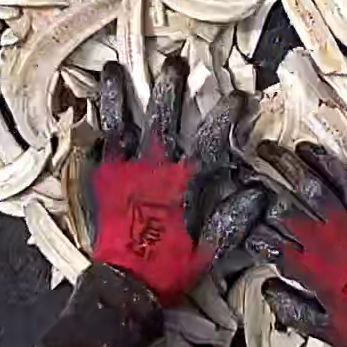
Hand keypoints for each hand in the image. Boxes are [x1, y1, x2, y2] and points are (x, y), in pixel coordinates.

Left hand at [85, 57, 262, 305]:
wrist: (124, 284)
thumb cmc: (169, 265)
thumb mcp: (211, 247)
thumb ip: (234, 216)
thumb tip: (259, 190)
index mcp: (183, 180)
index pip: (210, 137)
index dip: (226, 114)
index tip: (237, 97)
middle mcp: (152, 166)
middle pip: (162, 117)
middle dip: (170, 87)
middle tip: (174, 61)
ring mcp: (121, 169)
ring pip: (119, 122)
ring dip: (117, 94)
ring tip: (112, 68)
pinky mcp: (99, 179)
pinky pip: (94, 145)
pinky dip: (92, 126)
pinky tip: (87, 108)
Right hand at [251, 142, 346, 346]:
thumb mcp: (329, 332)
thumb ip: (293, 310)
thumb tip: (267, 289)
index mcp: (310, 269)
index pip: (270, 242)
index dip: (254, 232)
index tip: (248, 225)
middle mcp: (324, 239)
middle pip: (284, 207)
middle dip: (261, 189)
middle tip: (249, 175)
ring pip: (310, 185)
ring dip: (286, 166)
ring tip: (269, 150)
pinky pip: (346, 178)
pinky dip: (326, 162)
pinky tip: (310, 150)